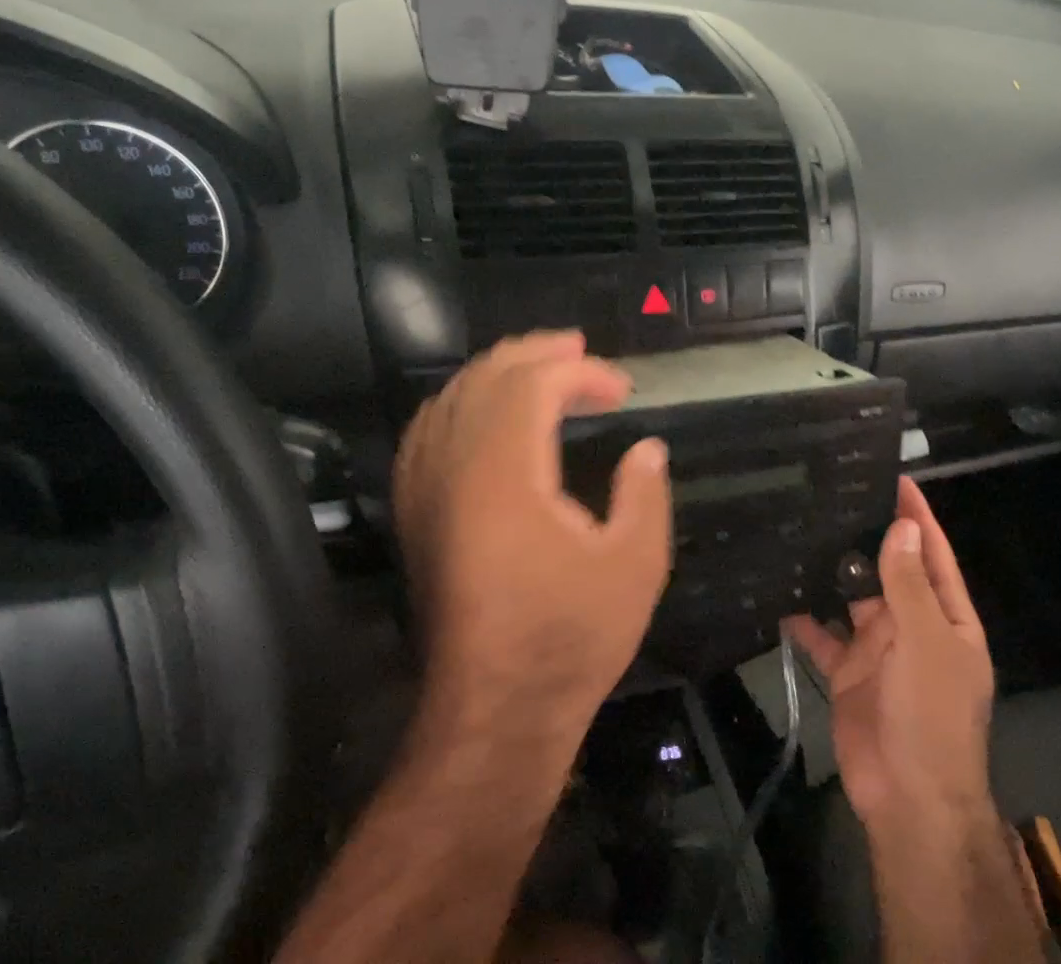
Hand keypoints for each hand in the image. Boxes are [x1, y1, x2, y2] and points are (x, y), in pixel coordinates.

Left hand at [393, 331, 672, 727]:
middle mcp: (453, 467)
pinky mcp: (414, 516)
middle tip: (580, 352)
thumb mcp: (635, 565)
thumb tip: (646, 448)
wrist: (496, 707)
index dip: (580, 371)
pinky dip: (459, 407)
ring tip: (538, 372)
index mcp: (505, 471)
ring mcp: (424, 491)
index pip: (533, 384)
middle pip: (484, 378)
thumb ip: (645, 494)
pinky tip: (482, 417)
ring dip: (495, 376)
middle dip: (535, 355)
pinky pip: (426, 433)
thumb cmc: (570, 638)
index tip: (622, 389)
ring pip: (448, 400)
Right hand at [784, 477, 995, 826]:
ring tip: (799, 534)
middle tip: (828, 498)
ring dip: (831, 575)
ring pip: (851, 600)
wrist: (908, 795)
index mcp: (945, 617)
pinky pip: (822, 637)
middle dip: (865, 540)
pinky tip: (777, 594)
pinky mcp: (848, 673)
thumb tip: (901, 529)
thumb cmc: (930, 714)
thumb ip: (910, 586)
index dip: (917, 518)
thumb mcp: (926, 643)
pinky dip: (803, 619)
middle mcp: (913, 627)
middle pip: (888, 572)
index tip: (895, 478)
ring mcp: (879, 650)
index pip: (932, 554)